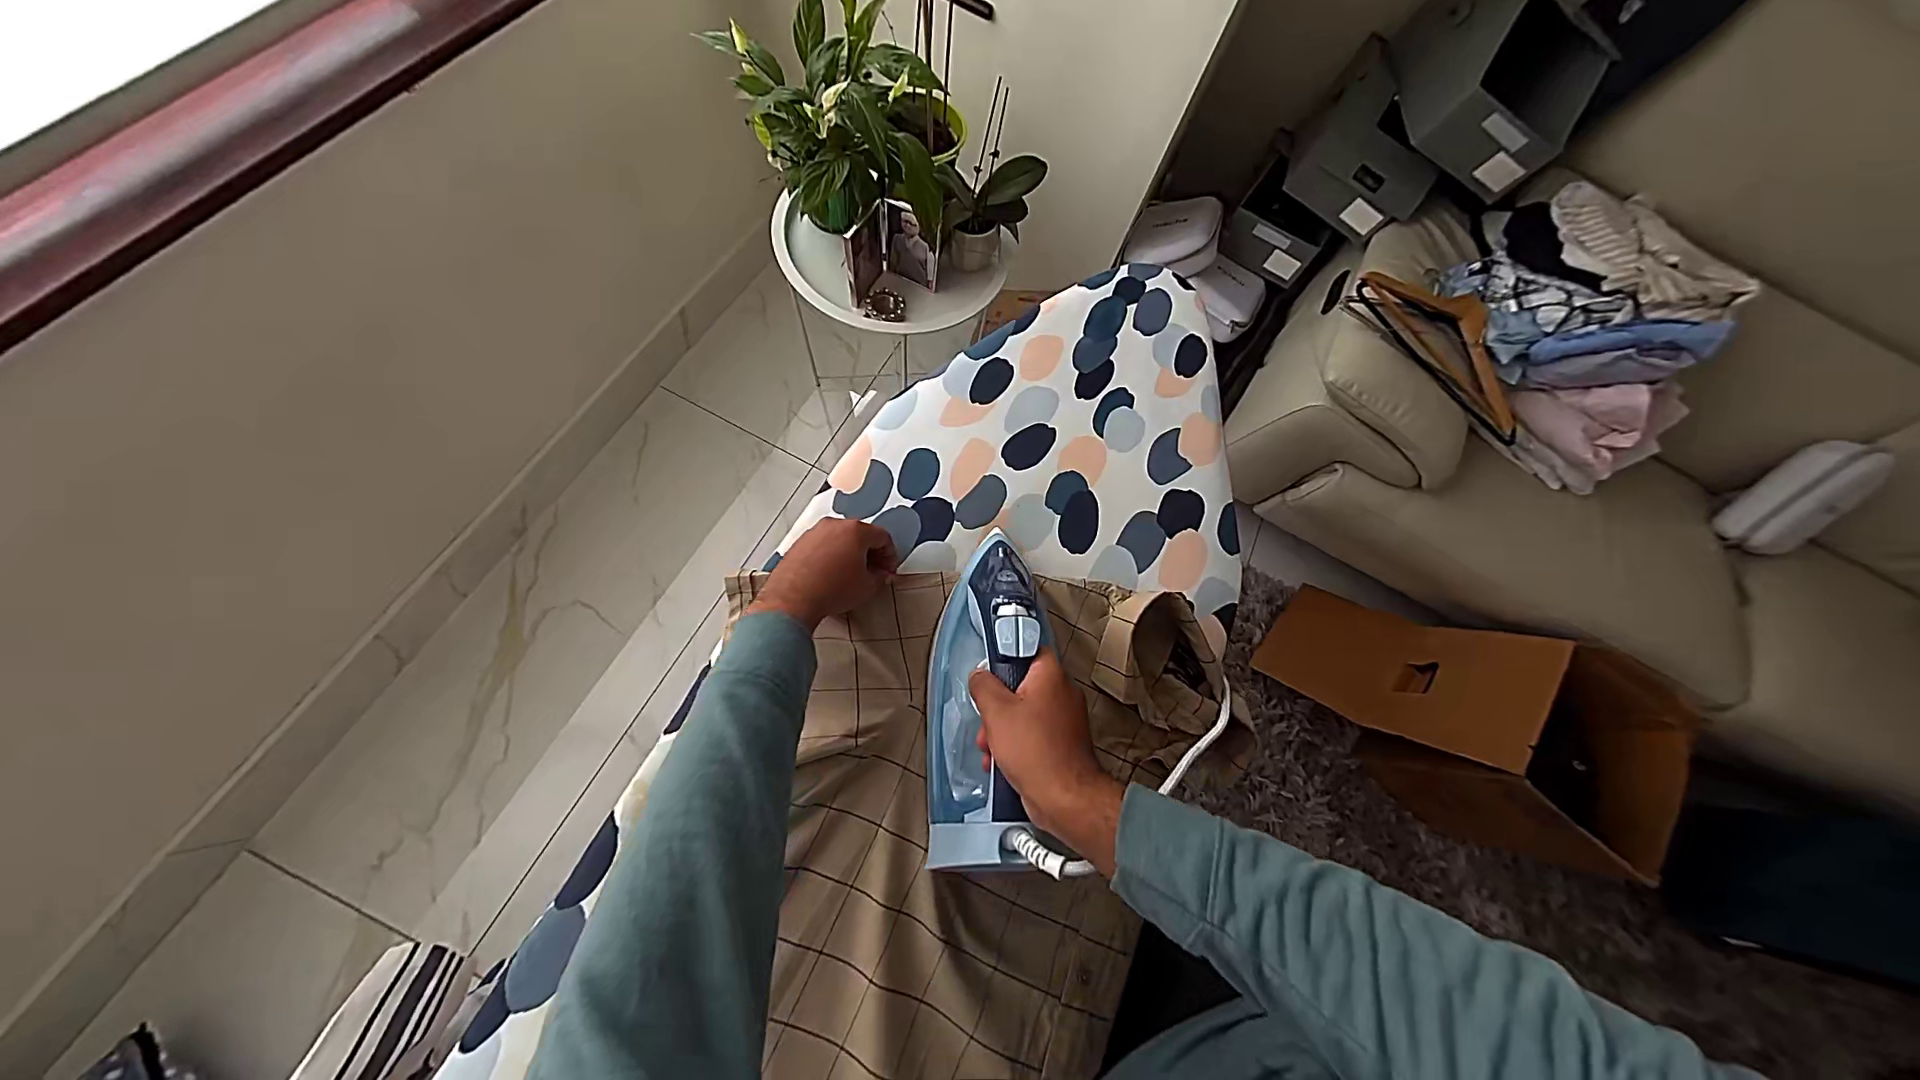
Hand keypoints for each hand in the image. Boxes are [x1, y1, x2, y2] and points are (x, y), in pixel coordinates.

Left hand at [748, 518, 897, 630]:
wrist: (793, 599)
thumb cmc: (828, 590)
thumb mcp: (868, 587)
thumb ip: (880, 576)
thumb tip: (878, 575)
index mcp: (856, 530)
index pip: (883, 537)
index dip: (890, 556)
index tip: (888, 568)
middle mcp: (834, 526)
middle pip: (860, 534)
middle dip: (870, 553)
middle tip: (874, 571)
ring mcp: (814, 533)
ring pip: (839, 539)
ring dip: (849, 554)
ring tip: (850, 576)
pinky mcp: (799, 544)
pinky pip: (821, 546)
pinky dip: (829, 557)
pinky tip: (831, 576)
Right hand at [969, 649, 1124, 876]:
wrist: (1064, 798)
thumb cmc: (1039, 754)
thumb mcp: (996, 712)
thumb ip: (983, 686)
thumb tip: (979, 676)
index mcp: (1050, 675)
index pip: (1027, 647)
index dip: (1005, 656)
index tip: (991, 664)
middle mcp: (1061, 693)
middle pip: (1019, 685)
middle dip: (997, 705)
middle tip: (989, 716)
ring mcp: (1063, 720)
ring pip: (1023, 712)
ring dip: (1002, 728)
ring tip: (993, 745)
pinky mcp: (1060, 743)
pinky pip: (1031, 734)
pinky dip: (1014, 744)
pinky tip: (1003, 761)